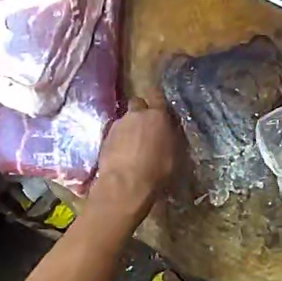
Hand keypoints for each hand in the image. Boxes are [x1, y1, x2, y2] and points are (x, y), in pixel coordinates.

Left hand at [89, 100, 178, 220]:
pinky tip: (121, 155)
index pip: (158, 96)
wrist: (125, 185)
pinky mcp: (104, 138)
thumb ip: (173, 138)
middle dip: (141, 112)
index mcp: (157, 115)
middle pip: (138, 104)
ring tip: (133, 147)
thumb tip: (171, 132)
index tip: (161, 110)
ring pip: (125, 120)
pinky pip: (114, 134)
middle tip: (147, 128)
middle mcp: (136, 115)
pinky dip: (118, 141)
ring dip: (129, 129)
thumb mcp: (177, 156)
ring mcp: (117, 125)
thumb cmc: (158, 171)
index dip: (158, 102)